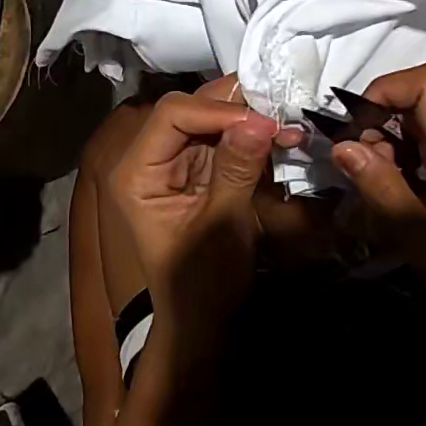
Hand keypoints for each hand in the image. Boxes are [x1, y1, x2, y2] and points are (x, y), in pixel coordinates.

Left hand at [101, 76, 294, 325]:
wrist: (199, 318)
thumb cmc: (201, 281)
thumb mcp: (221, 227)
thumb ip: (236, 170)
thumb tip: (258, 121)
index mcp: (137, 171)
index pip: (173, 115)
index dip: (218, 110)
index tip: (265, 121)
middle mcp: (150, 156)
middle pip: (192, 108)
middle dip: (238, 108)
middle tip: (284, 115)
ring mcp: (175, 159)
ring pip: (212, 116)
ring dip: (250, 117)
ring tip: (288, 127)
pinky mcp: (199, 166)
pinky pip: (225, 136)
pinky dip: (253, 134)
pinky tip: (281, 137)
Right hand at [330, 62, 425, 355]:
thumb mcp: (422, 240)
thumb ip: (381, 188)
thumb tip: (343, 146)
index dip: (386, 90)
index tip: (358, 129)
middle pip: (423, 102)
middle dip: (383, 129)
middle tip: (366, 177)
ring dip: (399, 149)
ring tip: (389, 196)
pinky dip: (419, 160)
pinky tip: (415, 200)